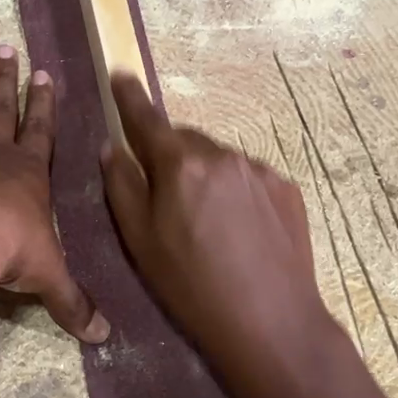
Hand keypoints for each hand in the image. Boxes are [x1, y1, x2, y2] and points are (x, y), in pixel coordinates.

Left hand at [0, 46, 109, 343]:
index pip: (41, 131)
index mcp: (26, 172)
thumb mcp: (50, 277)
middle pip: (0, 108)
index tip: (45, 73)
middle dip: (4, 78)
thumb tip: (106, 337)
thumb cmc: (12, 249)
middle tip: (4, 47)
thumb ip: (74, 303)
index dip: (44, 103)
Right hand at [99, 73, 328, 374]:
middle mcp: (221, 155)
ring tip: (201, 221)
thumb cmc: (191, 286)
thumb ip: (121, 186)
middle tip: (160, 195)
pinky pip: (246, 176)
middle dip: (167, 154)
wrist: (271, 323)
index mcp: (180, 165)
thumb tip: (111, 148)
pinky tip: (234, 229)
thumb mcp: (139, 241)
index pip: (147, 119)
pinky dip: (231, 190)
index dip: (130, 97)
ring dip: (201, 174)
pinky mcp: (286, 189)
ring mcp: (259, 170)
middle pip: (183, 140)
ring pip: (216, 158)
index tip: (120, 73)